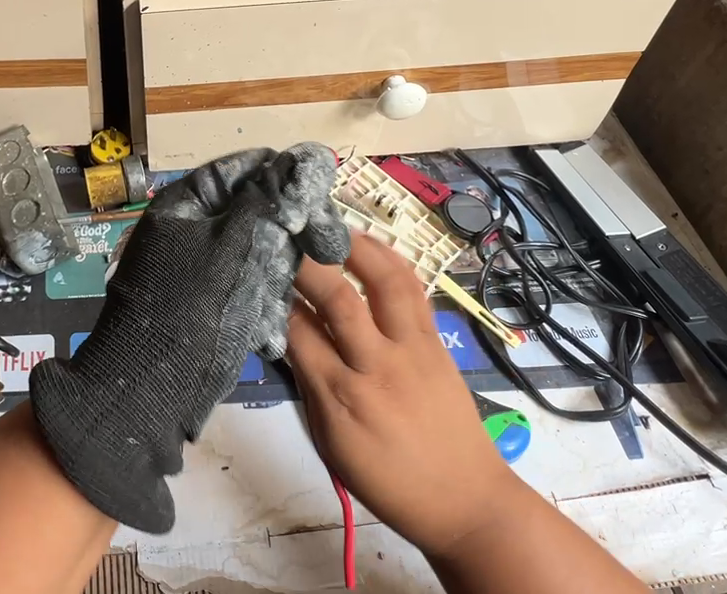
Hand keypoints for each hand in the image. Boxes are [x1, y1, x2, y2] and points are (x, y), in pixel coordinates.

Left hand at [31, 145, 349, 532]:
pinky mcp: (207, 296)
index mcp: (180, 206)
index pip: (230, 171)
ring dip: (279, 250)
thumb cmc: (188, 303)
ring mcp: (195, 264)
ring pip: (248, 244)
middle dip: (280, 215)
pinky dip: (266, 281)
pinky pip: (243, 276)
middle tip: (321, 223)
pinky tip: (293, 285)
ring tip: (316, 253)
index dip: (269, 169)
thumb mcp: (227, 245)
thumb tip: (284, 167)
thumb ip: (258, 205)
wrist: (153, 381)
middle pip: (241, 206)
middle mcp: (185, 228)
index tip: (310, 175)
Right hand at [286, 234, 524, 558]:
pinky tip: (370, 244)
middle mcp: (377, 366)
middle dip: (307, 263)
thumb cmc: (388, 480)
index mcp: (342, 399)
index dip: (276, 299)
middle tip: (284, 234)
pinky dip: (390, 260)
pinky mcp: (437, 343)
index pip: (298, 332)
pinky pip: (414, 290)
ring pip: (384, 282)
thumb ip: (308, 383)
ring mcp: (413, 350)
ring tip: (329, 225)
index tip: (260, 273)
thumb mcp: (330, 443)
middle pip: (338, 299)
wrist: (466, 502)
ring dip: (355, 246)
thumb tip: (285, 332)